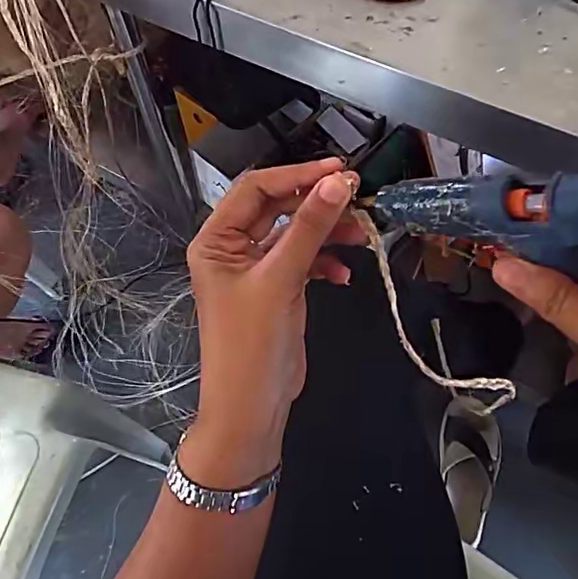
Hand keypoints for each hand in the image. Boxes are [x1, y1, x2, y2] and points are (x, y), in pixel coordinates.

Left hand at [183, 158, 362, 484]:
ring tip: (360, 235)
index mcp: (216, 239)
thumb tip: (338, 183)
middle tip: (355, 198)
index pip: (256, 188)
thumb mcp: (280, 279)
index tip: (338, 171)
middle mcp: (233, 248)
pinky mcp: (278, 287)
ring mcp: (257, 269)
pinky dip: (326, 261)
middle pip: (279, 208)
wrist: (251, 407)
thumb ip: (309, 227)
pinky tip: (344, 273)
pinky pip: (305, 260)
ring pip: (296, 233)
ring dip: (328, 232)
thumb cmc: (250, 345)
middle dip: (317, 203)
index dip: (297, 175)